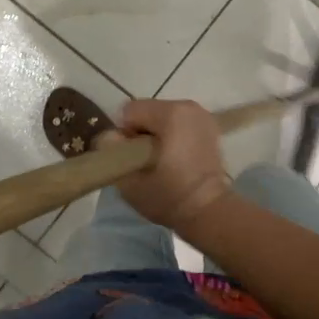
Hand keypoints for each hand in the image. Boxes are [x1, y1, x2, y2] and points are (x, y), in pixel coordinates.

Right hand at [109, 99, 231, 229]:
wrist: (209, 212)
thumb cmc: (169, 196)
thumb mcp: (130, 180)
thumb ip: (113, 152)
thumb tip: (109, 136)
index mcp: (171, 113)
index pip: (130, 111)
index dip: (125, 134)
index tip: (132, 157)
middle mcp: (187, 106)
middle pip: (148, 110)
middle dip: (141, 132)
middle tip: (144, 161)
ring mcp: (201, 114)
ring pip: (163, 115)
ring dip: (157, 133)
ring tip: (161, 161)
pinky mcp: (209, 126)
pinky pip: (179, 122)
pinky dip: (173, 134)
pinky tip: (176, 157)